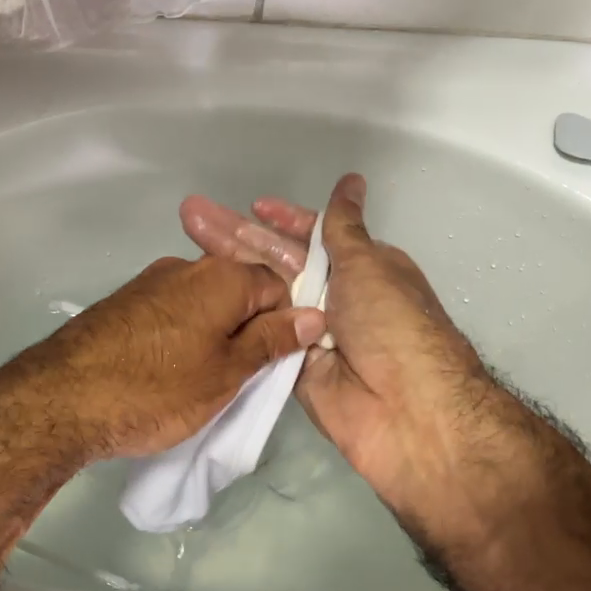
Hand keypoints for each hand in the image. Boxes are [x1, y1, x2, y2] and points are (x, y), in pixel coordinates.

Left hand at [13, 255, 325, 460]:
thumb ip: (270, 340)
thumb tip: (312, 315)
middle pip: (236, 290)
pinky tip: (166, 372)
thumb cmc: (157, 390)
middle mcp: (185, 268)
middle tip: (242, 377)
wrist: (60, 401)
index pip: (278, 284)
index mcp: (221, 277)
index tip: (277, 360)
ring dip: (211, 334)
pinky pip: (169, 314)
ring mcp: (148, 283)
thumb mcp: (226, 373)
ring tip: (201, 380)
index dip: (285, 321)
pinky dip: (179, 338)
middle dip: (247, 328)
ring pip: (201, 303)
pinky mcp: (121, 305)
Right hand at [181, 175, 506, 540]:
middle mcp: (336, 297)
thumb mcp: (369, 265)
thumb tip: (351, 182)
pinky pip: (262, 337)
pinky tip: (199, 299)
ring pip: (264, 297)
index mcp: (362, 268)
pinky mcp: (292, 366)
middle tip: (192, 216)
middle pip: (280, 262)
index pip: (315, 236)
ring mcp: (311, 333)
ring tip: (186, 249)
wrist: (404, 409)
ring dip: (228, 276)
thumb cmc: (392, 324)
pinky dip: (236, 321)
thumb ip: (343, 228)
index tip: (251, 207)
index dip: (282, 221)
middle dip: (239, 239)